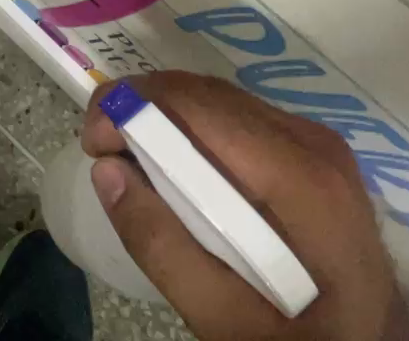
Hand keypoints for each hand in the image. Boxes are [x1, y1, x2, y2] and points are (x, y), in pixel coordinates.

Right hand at [82, 72, 408, 340]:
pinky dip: (187, 125)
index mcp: (299, 180)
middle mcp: (311, 142)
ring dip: (159, 115)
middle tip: (102, 152)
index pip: (194, 105)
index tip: (93, 146)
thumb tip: (106, 170)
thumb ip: (163, 248)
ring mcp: (315, 140)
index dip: (129, 107)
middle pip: (200, 92)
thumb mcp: (224, 319)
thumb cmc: (300, 339)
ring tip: (128, 156)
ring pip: (212, 97)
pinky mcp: (310, 147)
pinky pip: (232, 113)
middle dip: (136, 108)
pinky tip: (171, 162)